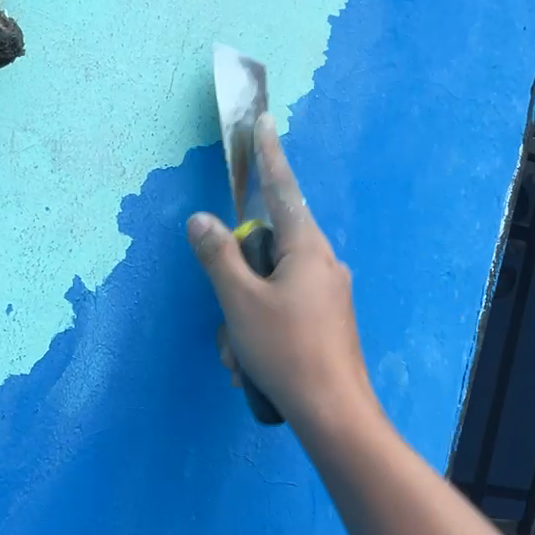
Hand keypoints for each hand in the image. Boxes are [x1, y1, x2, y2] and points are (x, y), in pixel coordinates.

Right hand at [186, 112, 378, 439]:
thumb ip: (218, 257)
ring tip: (241, 356)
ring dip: (243, 318)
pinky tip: (252, 364)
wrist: (333, 411)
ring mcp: (328, 295)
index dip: (268, 158)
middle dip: (236, 283)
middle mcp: (323, 264)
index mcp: (307, 250)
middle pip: (267, 250)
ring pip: (269, 288)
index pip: (282, 192)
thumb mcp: (240, 303)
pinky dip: (259, 331)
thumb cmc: (286, 350)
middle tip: (231, 325)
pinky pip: (282, 310)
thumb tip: (201, 220)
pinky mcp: (327, 321)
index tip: (262, 124)